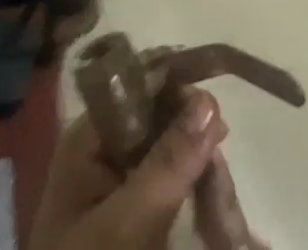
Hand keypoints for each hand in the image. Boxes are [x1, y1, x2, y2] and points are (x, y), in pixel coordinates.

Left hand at [31, 88, 228, 249]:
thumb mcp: (127, 222)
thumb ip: (168, 163)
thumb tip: (209, 100)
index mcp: (89, 137)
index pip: (139, 86)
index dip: (180, 90)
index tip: (218, 120)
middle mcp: (104, 146)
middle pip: (161, 114)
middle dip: (195, 137)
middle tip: (218, 176)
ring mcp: (120, 177)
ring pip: (175, 147)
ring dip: (201, 167)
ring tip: (218, 200)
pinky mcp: (136, 205)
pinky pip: (175, 178)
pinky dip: (196, 188)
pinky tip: (212, 205)